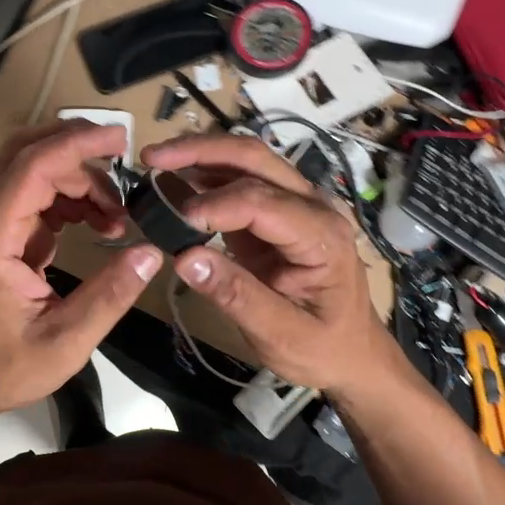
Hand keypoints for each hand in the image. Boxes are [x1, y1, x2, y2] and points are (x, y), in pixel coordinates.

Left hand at [0, 122, 162, 421]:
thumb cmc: (6, 367)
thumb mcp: (66, 341)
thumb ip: (109, 295)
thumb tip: (151, 253)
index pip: (32, 167)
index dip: (76, 144)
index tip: (121, 137)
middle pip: (26, 153)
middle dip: (78, 148)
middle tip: (126, 160)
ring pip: (32, 170)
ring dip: (78, 179)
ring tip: (118, 216)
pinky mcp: (1, 234)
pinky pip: (36, 196)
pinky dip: (70, 198)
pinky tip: (100, 223)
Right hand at [142, 134, 407, 397]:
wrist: (352, 353)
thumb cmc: (323, 348)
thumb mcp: (281, 336)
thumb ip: (236, 296)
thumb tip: (185, 260)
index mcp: (322, 236)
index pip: (262, 202)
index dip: (215, 205)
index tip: (173, 220)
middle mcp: (313, 206)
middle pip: (255, 159)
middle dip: (201, 151)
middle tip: (152, 157)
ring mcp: (295, 204)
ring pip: (247, 159)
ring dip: (200, 154)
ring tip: (155, 161)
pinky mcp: (275, 212)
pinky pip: (239, 180)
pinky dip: (205, 173)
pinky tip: (173, 180)